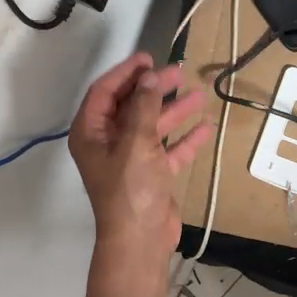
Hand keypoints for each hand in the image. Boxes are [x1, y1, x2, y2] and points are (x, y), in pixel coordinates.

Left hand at [70, 53, 210, 266]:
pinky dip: (185, 139)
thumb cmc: (130, 188)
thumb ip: (144, 107)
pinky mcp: (151, 176)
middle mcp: (108, 143)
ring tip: (198, 94)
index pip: (105, 92)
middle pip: (131, 107)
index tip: (149, 58)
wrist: (140, 238)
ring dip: (174, 111)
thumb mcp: (136, 142)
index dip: (126, 73)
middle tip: (178, 72)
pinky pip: (168, 150)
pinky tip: (205, 126)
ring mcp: (130, 160)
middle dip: (154, 89)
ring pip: (153, 127)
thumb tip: (150, 78)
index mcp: (91, 133)